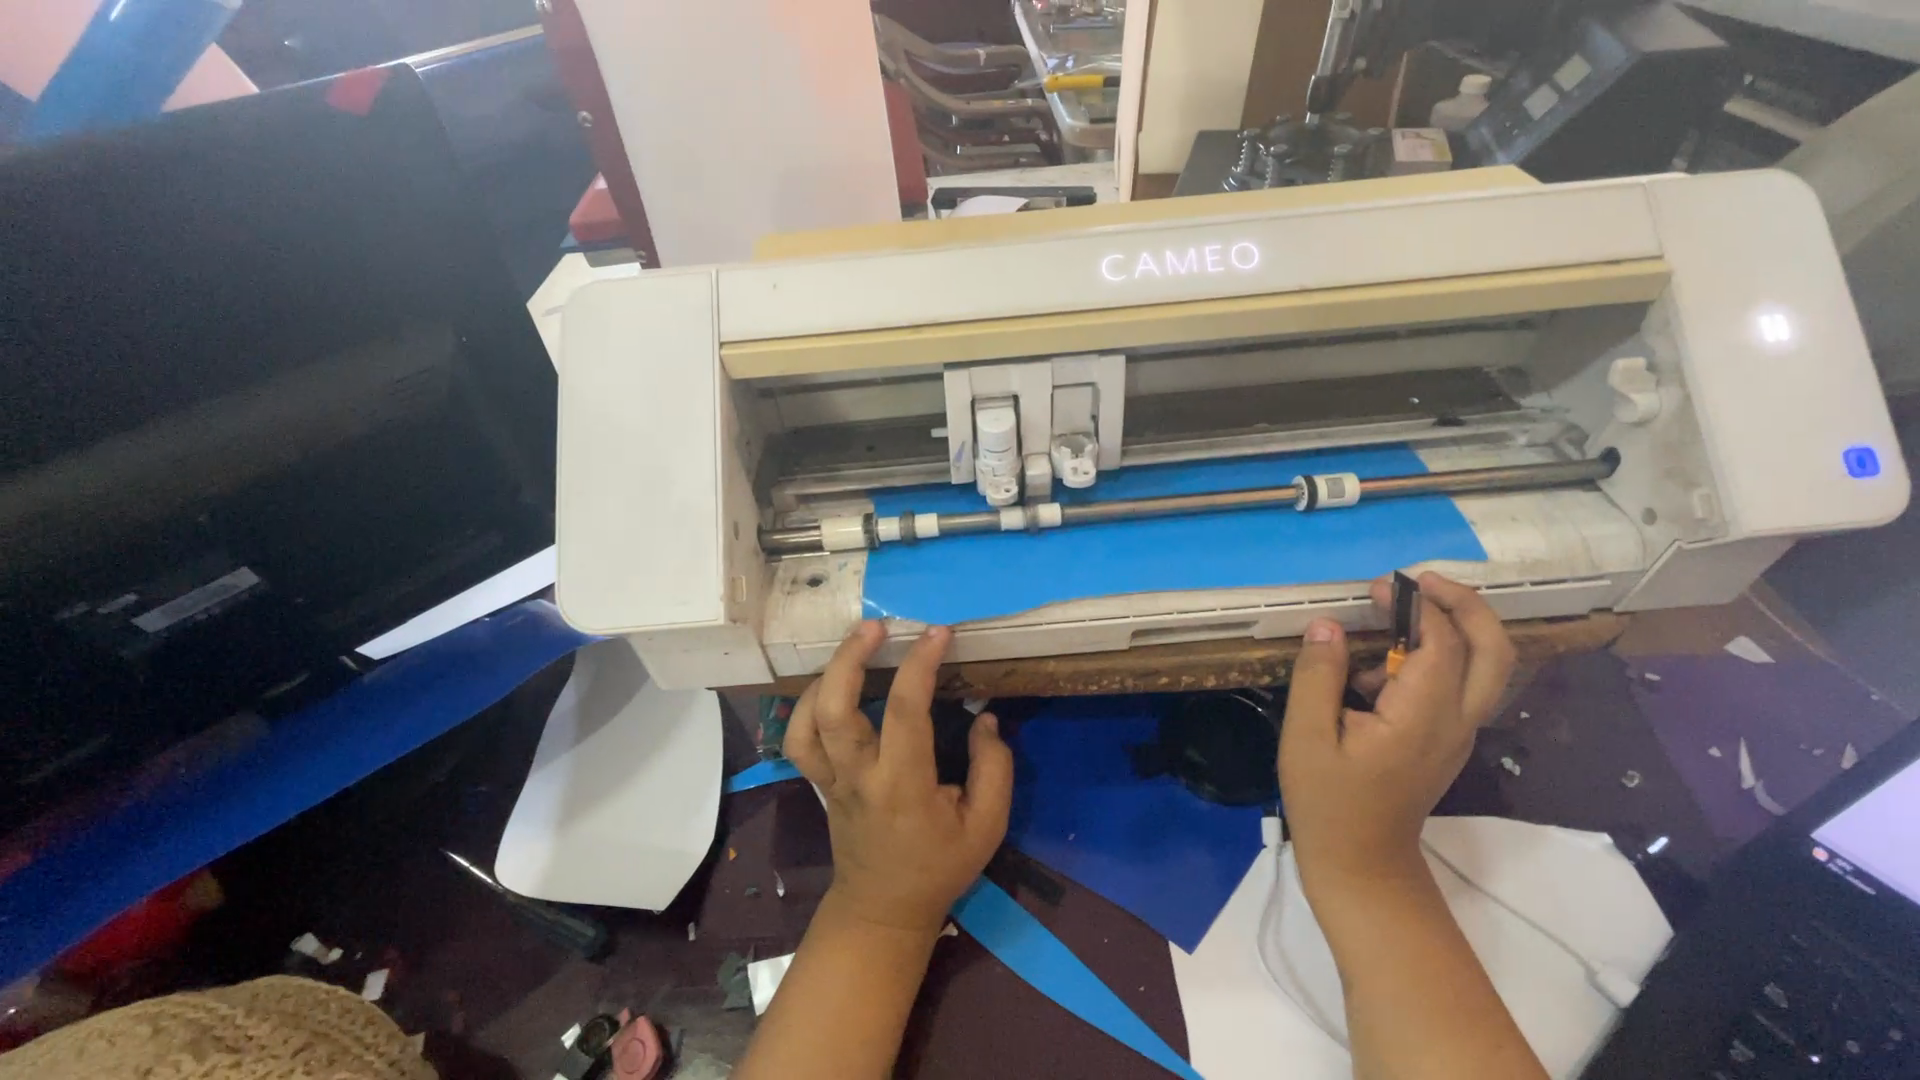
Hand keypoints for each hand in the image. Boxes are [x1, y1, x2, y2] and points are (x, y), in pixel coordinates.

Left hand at [784, 621, 1013, 934]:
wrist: (884, 909)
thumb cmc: (939, 867)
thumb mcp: (987, 826)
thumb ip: (995, 768)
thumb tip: (986, 718)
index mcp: (904, 786)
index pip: (906, 711)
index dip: (920, 665)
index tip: (939, 633)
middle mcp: (859, 777)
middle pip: (835, 709)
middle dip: (850, 658)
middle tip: (876, 626)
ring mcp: (832, 780)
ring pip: (807, 722)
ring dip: (825, 676)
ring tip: (853, 645)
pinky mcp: (820, 783)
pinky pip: (798, 741)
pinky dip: (804, 706)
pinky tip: (828, 684)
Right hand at [1278, 573, 1515, 894]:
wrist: (1361, 863)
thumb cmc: (1328, 802)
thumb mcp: (1305, 737)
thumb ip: (1317, 677)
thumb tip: (1327, 625)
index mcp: (1422, 717)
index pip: (1442, 643)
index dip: (1416, 605)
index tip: (1376, 588)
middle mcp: (1457, 721)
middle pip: (1494, 650)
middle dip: (1465, 605)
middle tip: (1422, 582)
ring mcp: (1459, 733)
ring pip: (1483, 667)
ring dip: (1448, 631)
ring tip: (1385, 624)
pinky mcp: (1447, 740)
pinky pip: (1457, 686)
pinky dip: (1429, 661)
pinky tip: (1372, 676)